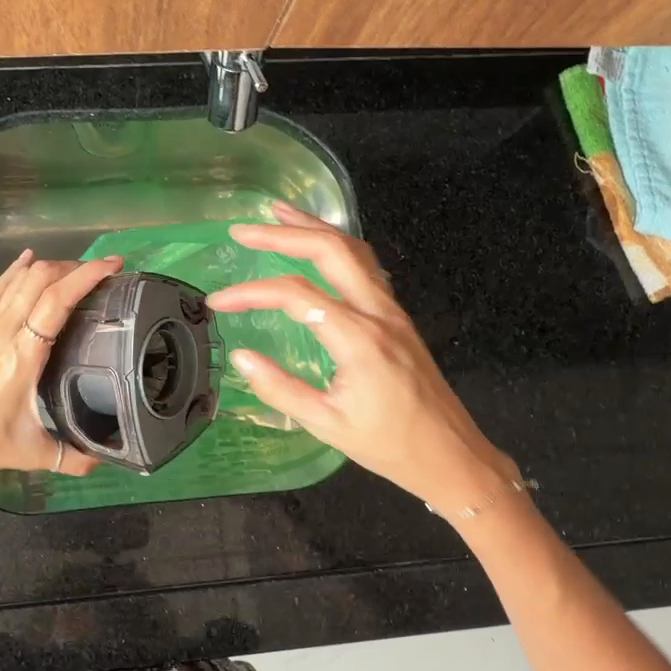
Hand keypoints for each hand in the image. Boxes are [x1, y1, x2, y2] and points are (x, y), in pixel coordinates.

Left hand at [0, 251, 122, 509]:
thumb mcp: (29, 453)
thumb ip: (71, 457)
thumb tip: (104, 459)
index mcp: (22, 355)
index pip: (57, 300)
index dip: (87, 276)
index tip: (114, 265)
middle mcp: (3, 330)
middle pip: (40, 277)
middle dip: (75, 266)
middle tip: (103, 273)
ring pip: (19, 278)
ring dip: (50, 267)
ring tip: (77, 272)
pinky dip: (18, 270)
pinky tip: (28, 261)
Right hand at [206, 202, 520, 517]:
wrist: (451, 455)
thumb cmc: (388, 445)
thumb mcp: (326, 424)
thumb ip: (280, 388)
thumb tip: (240, 358)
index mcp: (358, 339)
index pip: (297, 296)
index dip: (252, 292)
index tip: (219, 301)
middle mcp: (378, 313)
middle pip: (331, 251)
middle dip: (284, 234)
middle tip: (243, 230)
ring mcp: (392, 311)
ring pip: (354, 250)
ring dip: (314, 228)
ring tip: (278, 215)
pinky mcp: (398, 317)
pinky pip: (367, 266)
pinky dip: (338, 245)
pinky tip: (322, 244)